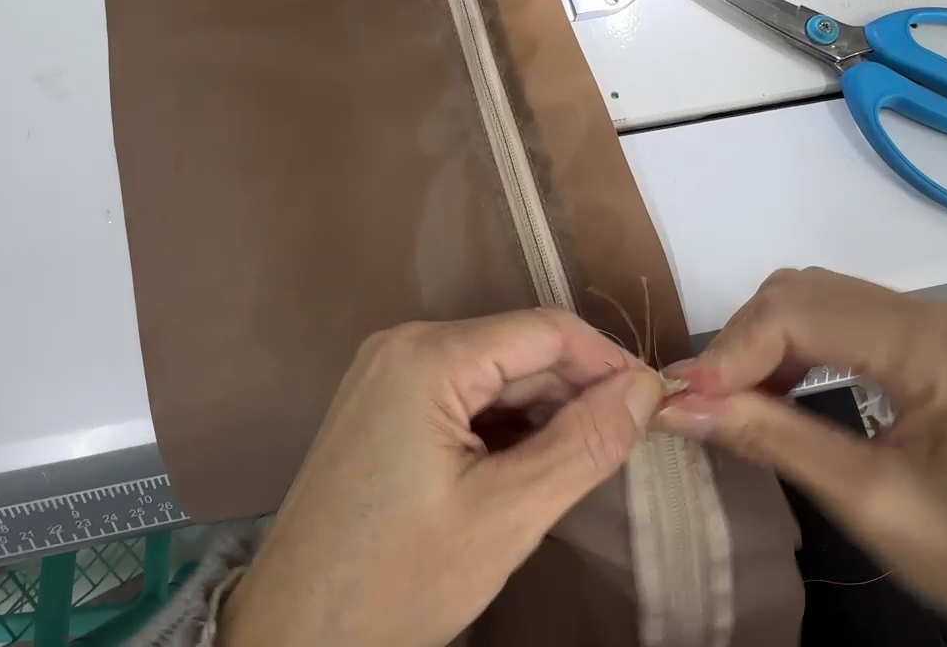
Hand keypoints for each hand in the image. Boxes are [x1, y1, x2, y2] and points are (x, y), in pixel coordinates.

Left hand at [220, 309, 664, 646]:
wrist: (293, 634)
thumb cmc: (397, 579)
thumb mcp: (504, 517)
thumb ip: (581, 445)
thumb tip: (646, 388)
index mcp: (427, 356)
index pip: (544, 330)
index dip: (606, 361)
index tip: (653, 406)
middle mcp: (404, 344)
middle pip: (517, 348)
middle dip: (576, 389)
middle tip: (625, 444)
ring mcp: (388, 372)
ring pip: (493, 371)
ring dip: (543, 409)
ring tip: (582, 459)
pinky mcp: (384, 402)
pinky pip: (464, 393)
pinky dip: (505, 422)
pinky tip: (529, 461)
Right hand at [654, 269, 946, 646]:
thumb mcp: (871, 501)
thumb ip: (769, 438)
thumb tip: (676, 406)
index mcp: (936, 342)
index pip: (798, 313)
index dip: (729, 351)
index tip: (679, 399)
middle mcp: (937, 312)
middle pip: (804, 293)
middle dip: (743, 342)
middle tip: (704, 402)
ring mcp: (941, 323)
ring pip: (819, 300)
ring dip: (766, 343)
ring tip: (735, 399)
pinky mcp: (940, 343)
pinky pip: (846, 322)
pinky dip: (799, 348)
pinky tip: (781, 390)